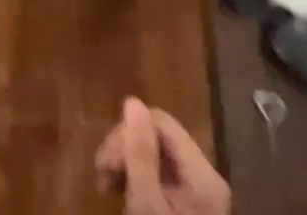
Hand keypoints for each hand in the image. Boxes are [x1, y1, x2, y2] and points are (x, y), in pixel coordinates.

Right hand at [95, 98, 231, 214]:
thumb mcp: (146, 205)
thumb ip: (140, 154)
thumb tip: (131, 101)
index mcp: (203, 175)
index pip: (161, 122)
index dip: (126, 133)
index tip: (103, 165)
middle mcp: (205, 177)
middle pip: (158, 137)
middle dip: (124, 149)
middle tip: (101, 179)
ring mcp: (197, 193)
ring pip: (155, 155)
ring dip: (127, 164)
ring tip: (108, 188)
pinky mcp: (187, 205)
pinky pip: (159, 175)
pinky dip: (136, 179)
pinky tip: (122, 195)